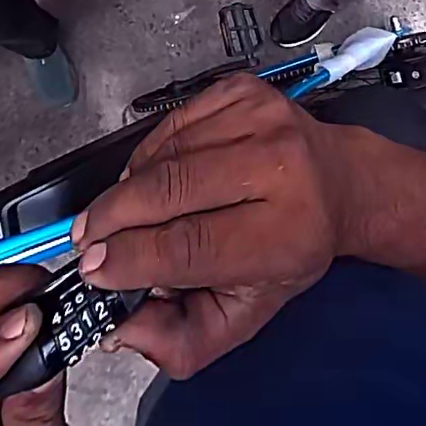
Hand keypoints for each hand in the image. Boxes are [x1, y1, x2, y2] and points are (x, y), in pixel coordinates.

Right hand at [72, 74, 357, 377]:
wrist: (339, 180)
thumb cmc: (296, 244)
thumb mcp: (253, 308)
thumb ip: (187, 335)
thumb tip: (124, 328)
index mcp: (286, 231)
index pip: (188, 245)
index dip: (130, 257)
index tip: (94, 265)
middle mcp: (275, 165)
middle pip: (166, 190)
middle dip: (112, 216)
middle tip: (86, 234)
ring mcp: (256, 119)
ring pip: (162, 153)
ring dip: (127, 184)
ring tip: (119, 207)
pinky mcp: (238, 90)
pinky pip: (170, 121)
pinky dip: (148, 151)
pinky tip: (149, 171)